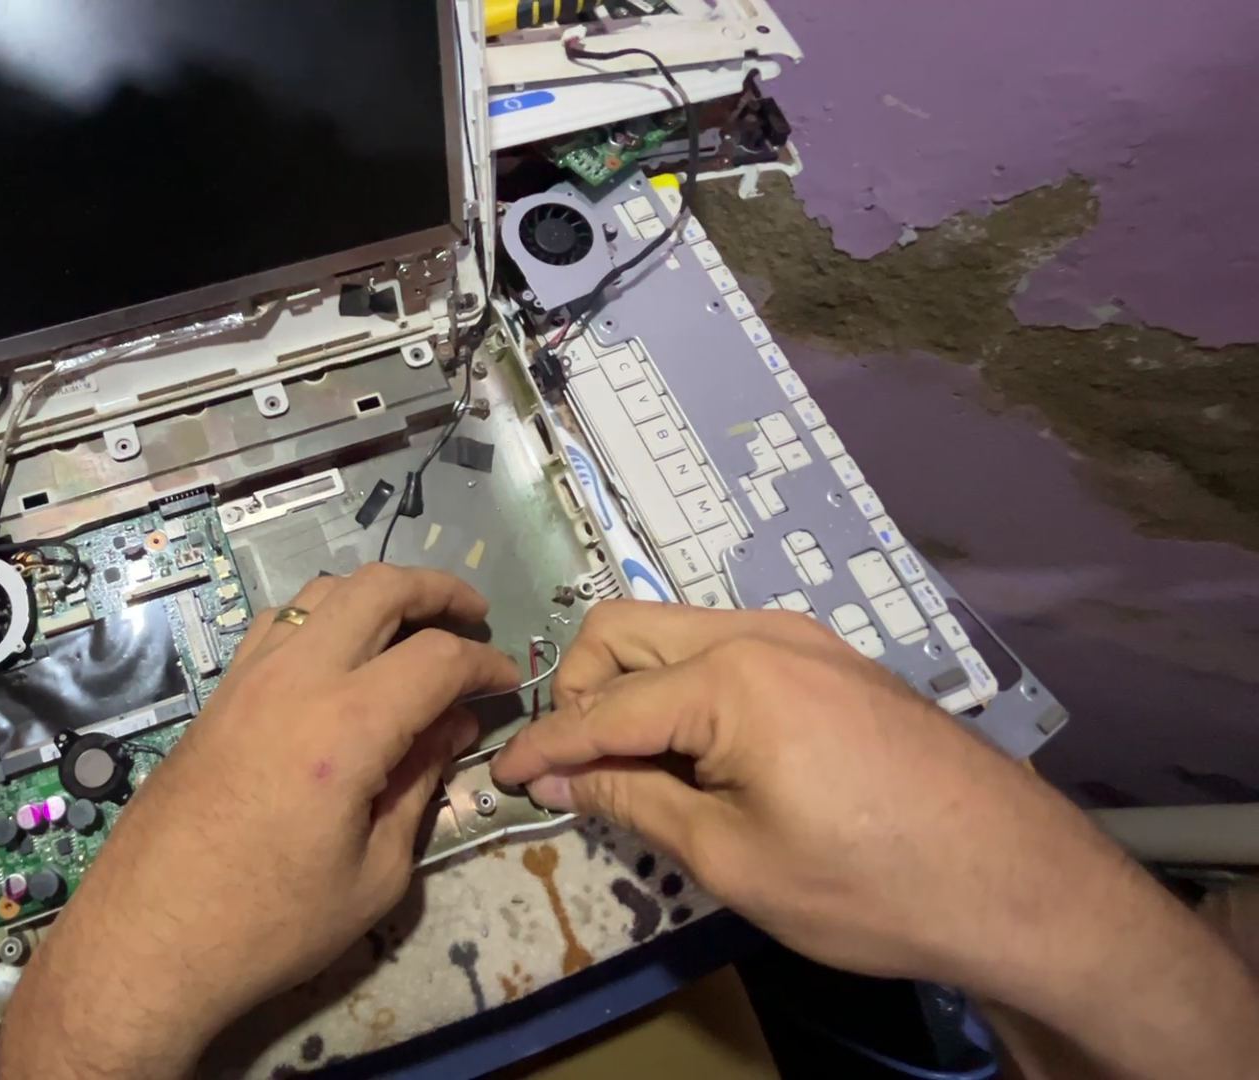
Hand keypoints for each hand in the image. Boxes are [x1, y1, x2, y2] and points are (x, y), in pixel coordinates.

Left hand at [0, 565, 519, 1079]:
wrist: (149, 935)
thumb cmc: (270, 922)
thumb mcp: (375, 873)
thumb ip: (420, 784)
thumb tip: (453, 725)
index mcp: (347, 724)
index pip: (438, 658)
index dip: (485, 664)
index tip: (507, 682)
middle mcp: (297, 675)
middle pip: (378, 586)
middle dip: (437, 590)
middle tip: (472, 616)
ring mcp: (251, 673)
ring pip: (324, 590)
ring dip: (377, 595)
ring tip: (409, 627)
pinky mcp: (222, 687)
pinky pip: (281, 620)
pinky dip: (325, 614)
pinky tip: (338, 651)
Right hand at [491, 600, 1258, 1077]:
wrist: (1037, 895)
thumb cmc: (871, 886)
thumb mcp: (728, 857)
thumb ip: (625, 800)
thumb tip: (549, 777)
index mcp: (728, 679)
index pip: (599, 708)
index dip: (541, 744)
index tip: (501, 774)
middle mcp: (754, 631)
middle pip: (616, 630)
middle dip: (577, 690)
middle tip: (585, 761)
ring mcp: (794, 634)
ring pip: (663, 629)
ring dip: (626, 684)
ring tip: (640, 757)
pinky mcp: (820, 651)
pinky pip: (714, 645)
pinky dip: (677, 685)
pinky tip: (699, 742)